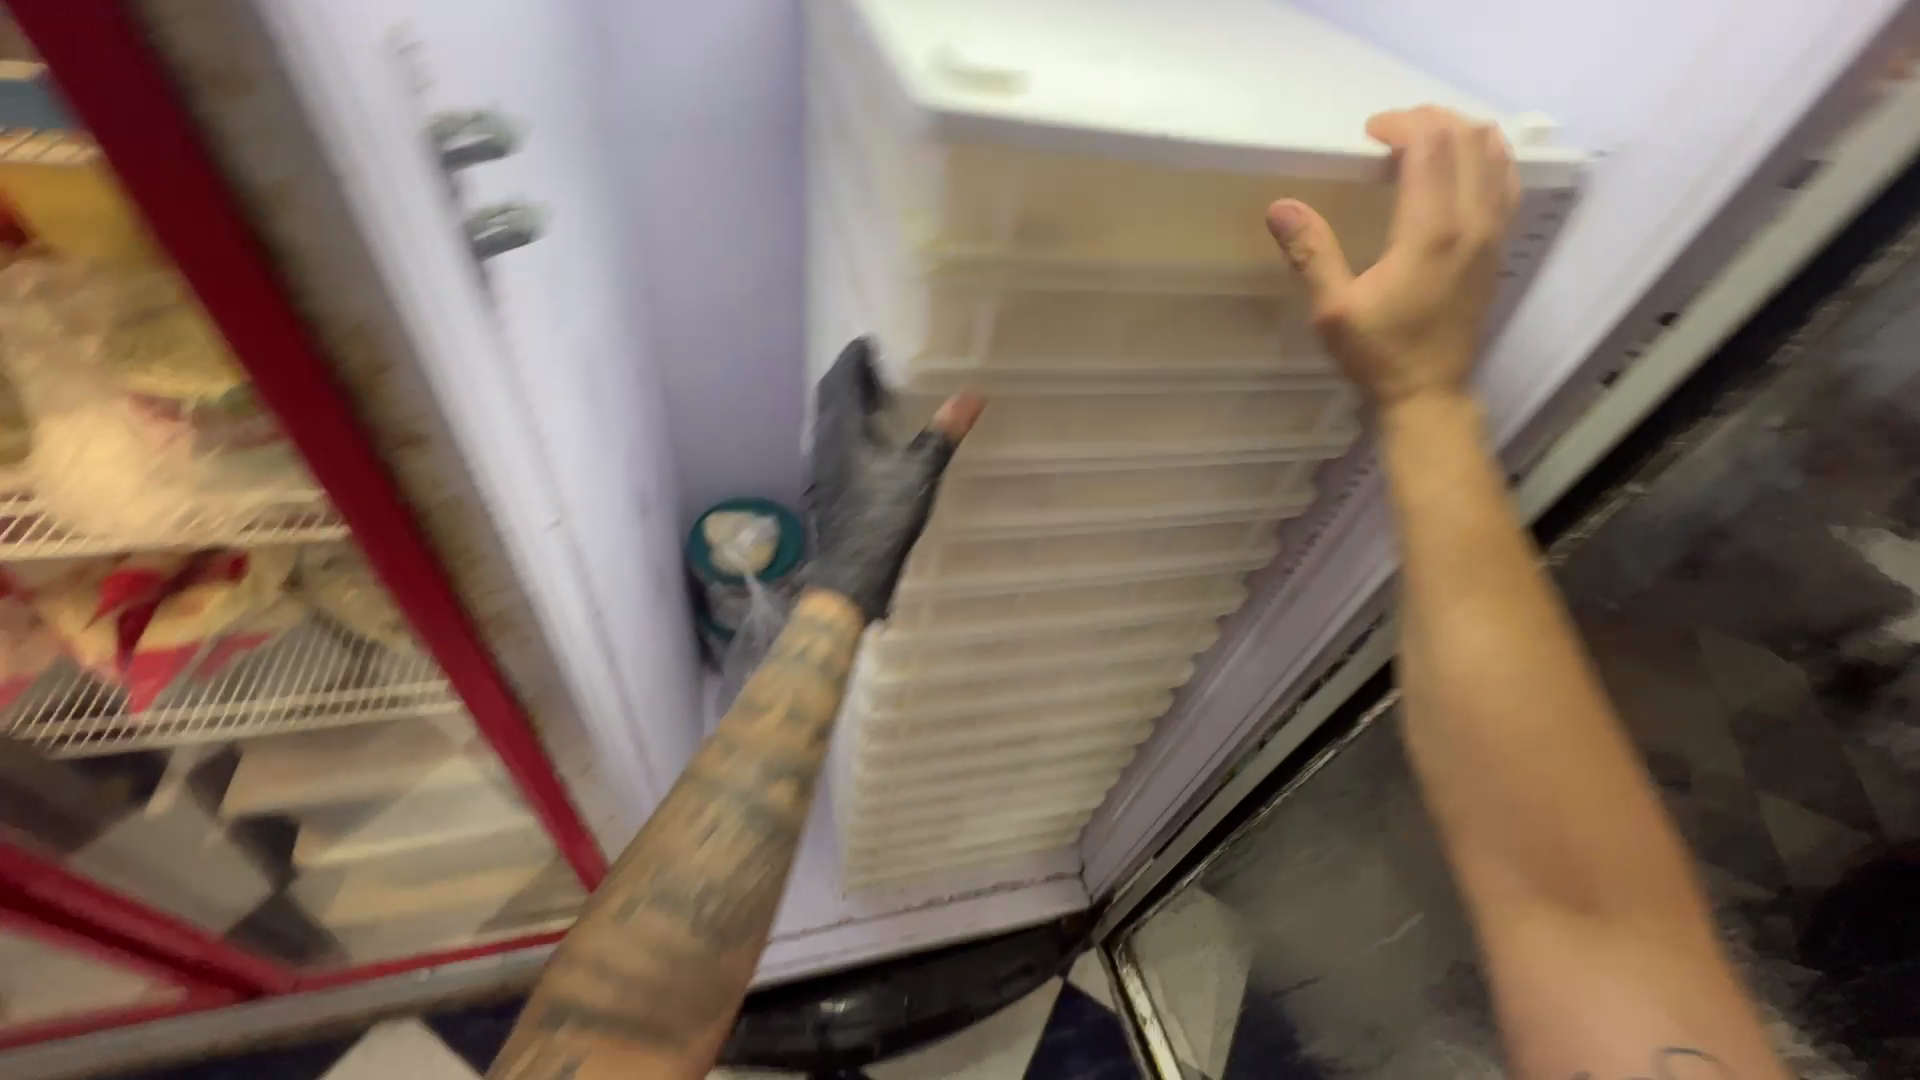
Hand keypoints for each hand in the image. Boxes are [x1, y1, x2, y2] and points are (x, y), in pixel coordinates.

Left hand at [805, 338, 981, 621]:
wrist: (849, 575)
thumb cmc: (882, 519)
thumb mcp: (919, 473)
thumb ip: (943, 433)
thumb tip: (973, 394)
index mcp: (840, 431)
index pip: (840, 379)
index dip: (853, 358)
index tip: (868, 343)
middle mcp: (822, 444)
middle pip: (829, 398)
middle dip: (848, 377)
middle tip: (872, 366)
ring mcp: (819, 469)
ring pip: (827, 423)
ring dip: (846, 404)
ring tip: (874, 400)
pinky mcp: (824, 489)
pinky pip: (832, 445)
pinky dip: (847, 431)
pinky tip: (868, 446)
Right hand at [1266, 106, 1518, 412]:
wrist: (1428, 391)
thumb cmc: (1377, 354)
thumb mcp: (1333, 310)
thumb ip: (1311, 253)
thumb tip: (1280, 207)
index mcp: (1431, 233)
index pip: (1431, 147)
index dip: (1402, 124)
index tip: (1369, 131)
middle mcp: (1472, 222)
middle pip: (1467, 138)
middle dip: (1430, 121)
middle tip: (1390, 130)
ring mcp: (1493, 232)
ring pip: (1494, 153)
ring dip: (1459, 133)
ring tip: (1421, 141)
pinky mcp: (1499, 245)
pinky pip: (1504, 179)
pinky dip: (1483, 157)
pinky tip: (1459, 166)